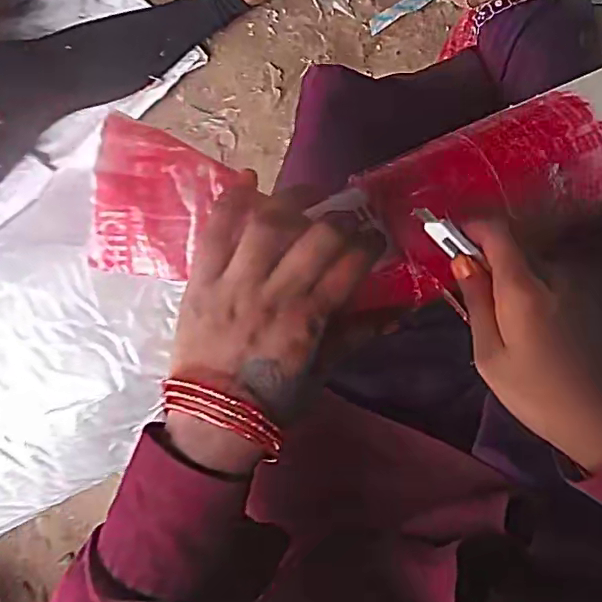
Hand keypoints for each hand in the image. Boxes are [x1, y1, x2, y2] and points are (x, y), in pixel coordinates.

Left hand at [168, 179, 382, 471]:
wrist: (211, 421)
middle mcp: (274, 293)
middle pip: (318, 236)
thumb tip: (400, 311)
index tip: (376, 237)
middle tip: (349, 214)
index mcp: (308, 318)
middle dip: (342, 218)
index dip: (370, 243)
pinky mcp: (201, 280)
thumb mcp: (323, 372)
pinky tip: (251, 179)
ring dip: (294, 199)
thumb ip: (358, 335)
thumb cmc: (272, 401)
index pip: (350, 264)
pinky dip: (232, 201)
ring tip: (309, 194)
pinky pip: (215, 231)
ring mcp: (234, 283)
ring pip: (268, 224)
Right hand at [454, 220, 601, 470]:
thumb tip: (462, 261)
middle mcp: (554, 275)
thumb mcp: (490, 356)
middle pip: (515, 247)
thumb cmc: (538, 395)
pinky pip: (551, 282)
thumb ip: (476, 302)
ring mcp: (577, 286)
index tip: (450, 236)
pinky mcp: (590, 301)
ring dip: (512, 278)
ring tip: (504, 322)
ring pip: (533, 265)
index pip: (497, 231)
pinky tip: (533, 331)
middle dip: (488, 259)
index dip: (471, 226)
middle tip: (471, 292)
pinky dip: (533, 291)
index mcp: (524, 287)